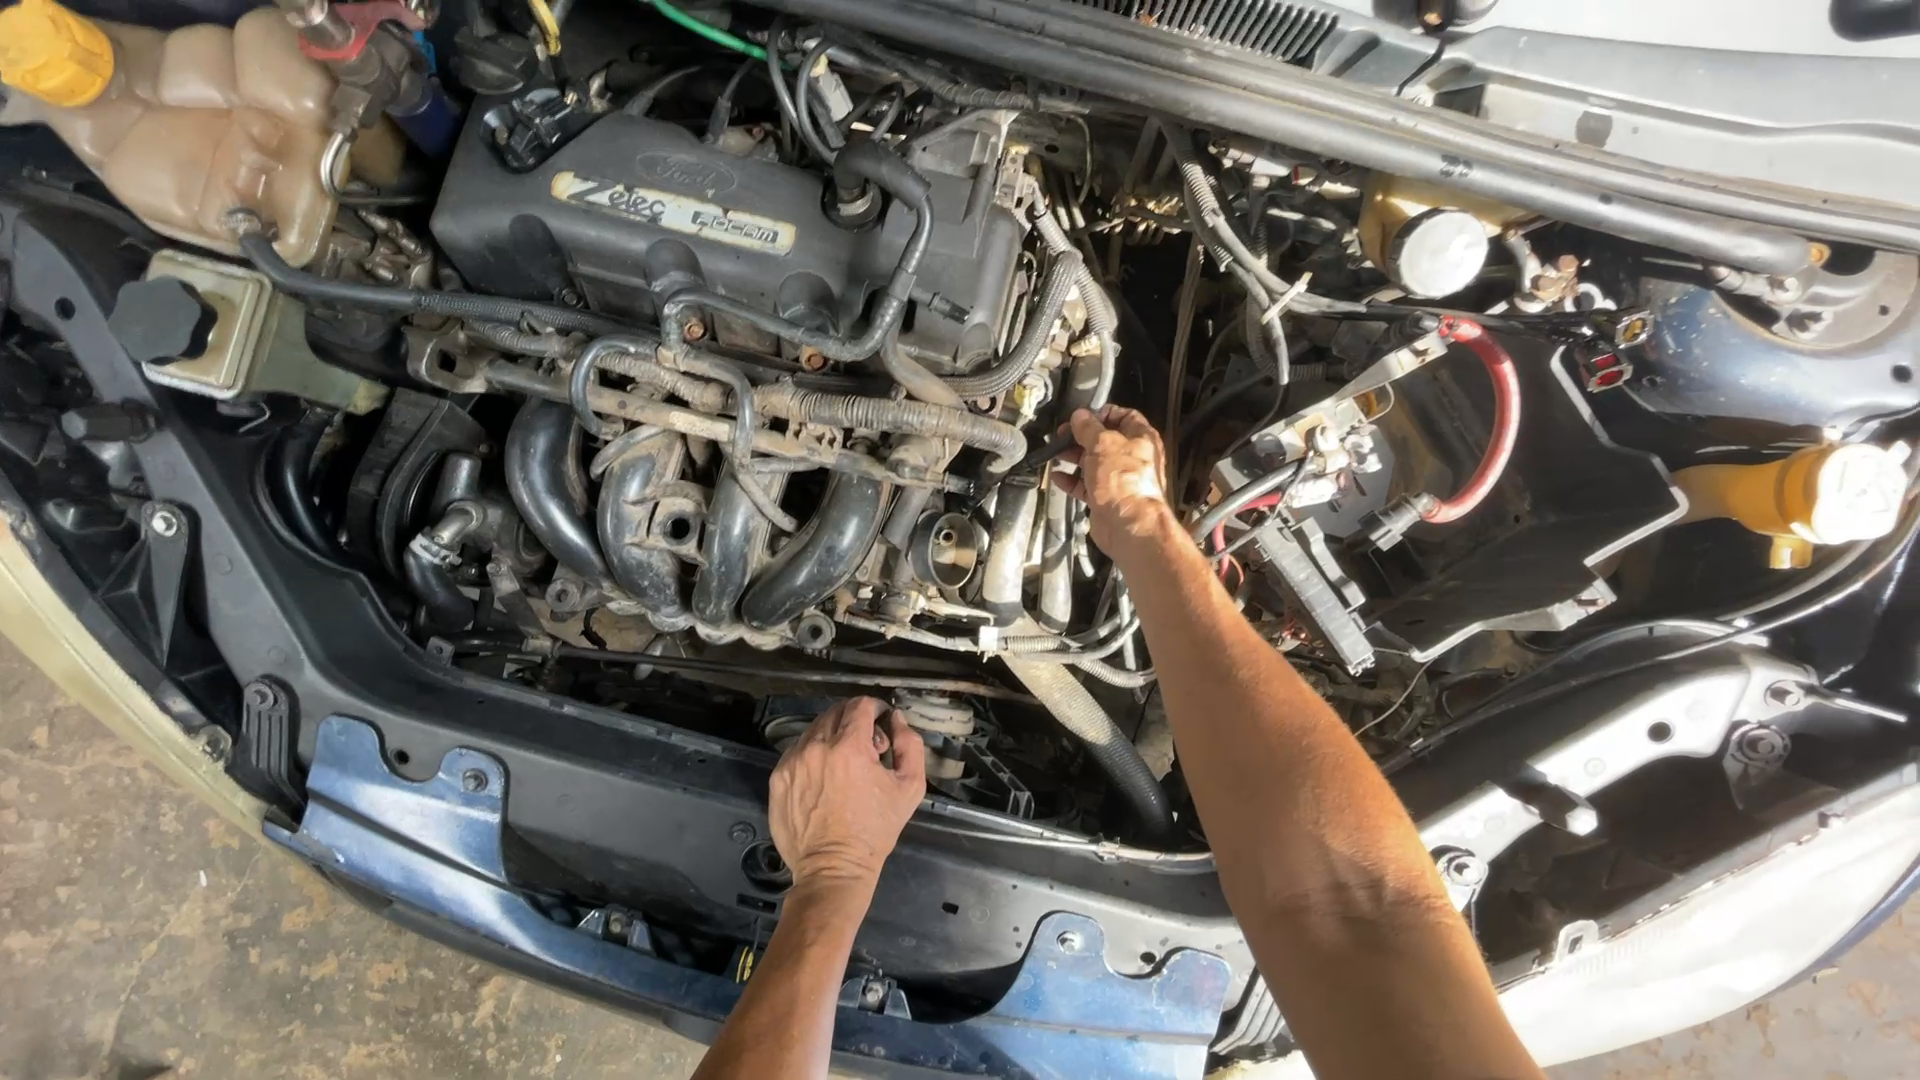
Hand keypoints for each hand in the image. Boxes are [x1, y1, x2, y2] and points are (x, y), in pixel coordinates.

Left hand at [769, 697, 925, 890]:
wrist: (833, 868)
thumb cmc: (875, 830)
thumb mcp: (910, 788)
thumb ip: (910, 745)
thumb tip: (896, 718)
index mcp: (850, 747)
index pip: (860, 705)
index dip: (875, 708)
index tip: (881, 723)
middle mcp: (817, 747)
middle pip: (835, 711)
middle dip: (854, 719)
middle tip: (866, 744)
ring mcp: (793, 762)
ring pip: (814, 730)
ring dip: (832, 735)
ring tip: (843, 763)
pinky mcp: (778, 778)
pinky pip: (796, 751)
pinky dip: (812, 754)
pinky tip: (823, 776)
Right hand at [1053, 406, 1179, 563]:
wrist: (1128, 525)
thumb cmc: (1122, 480)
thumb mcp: (1103, 444)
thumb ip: (1089, 428)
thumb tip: (1080, 415)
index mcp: (1141, 439)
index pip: (1125, 416)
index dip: (1103, 413)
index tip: (1082, 416)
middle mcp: (1133, 458)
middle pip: (1105, 440)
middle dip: (1082, 437)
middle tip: (1062, 434)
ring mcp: (1119, 479)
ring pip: (1093, 463)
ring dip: (1073, 457)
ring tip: (1055, 453)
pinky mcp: (1106, 498)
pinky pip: (1086, 486)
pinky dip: (1072, 481)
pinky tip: (1057, 477)